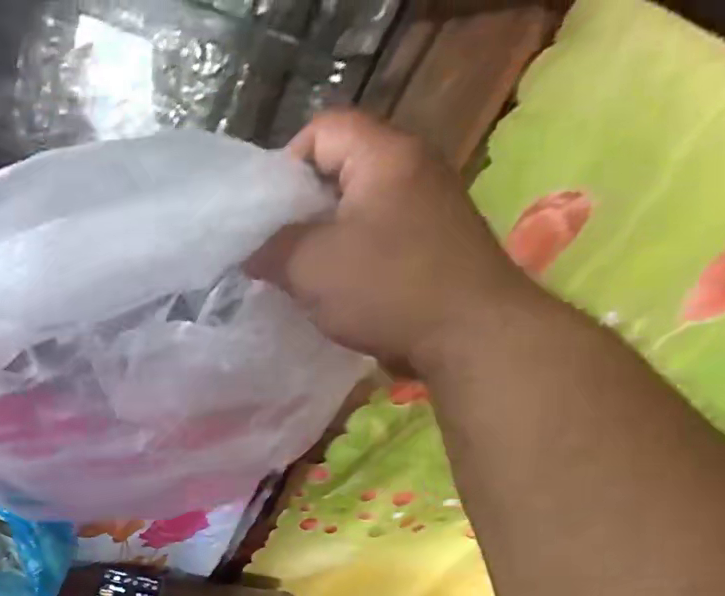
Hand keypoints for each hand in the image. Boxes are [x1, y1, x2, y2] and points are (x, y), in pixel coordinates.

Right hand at [251, 110, 539, 372]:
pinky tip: (343, 296)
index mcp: (385, 154)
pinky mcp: (440, 248)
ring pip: (362, 212)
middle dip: (304, 210)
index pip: (322, 130)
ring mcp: (433, 210)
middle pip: (342, 170)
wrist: (473, 337)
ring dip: (330, 242)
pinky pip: (385, 241)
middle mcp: (415, 169)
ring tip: (307, 278)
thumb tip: (252, 250)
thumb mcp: (311, 267)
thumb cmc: (388, 288)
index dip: (284, 165)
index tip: (267, 216)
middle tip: (279, 249)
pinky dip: (358, 262)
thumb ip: (271, 249)